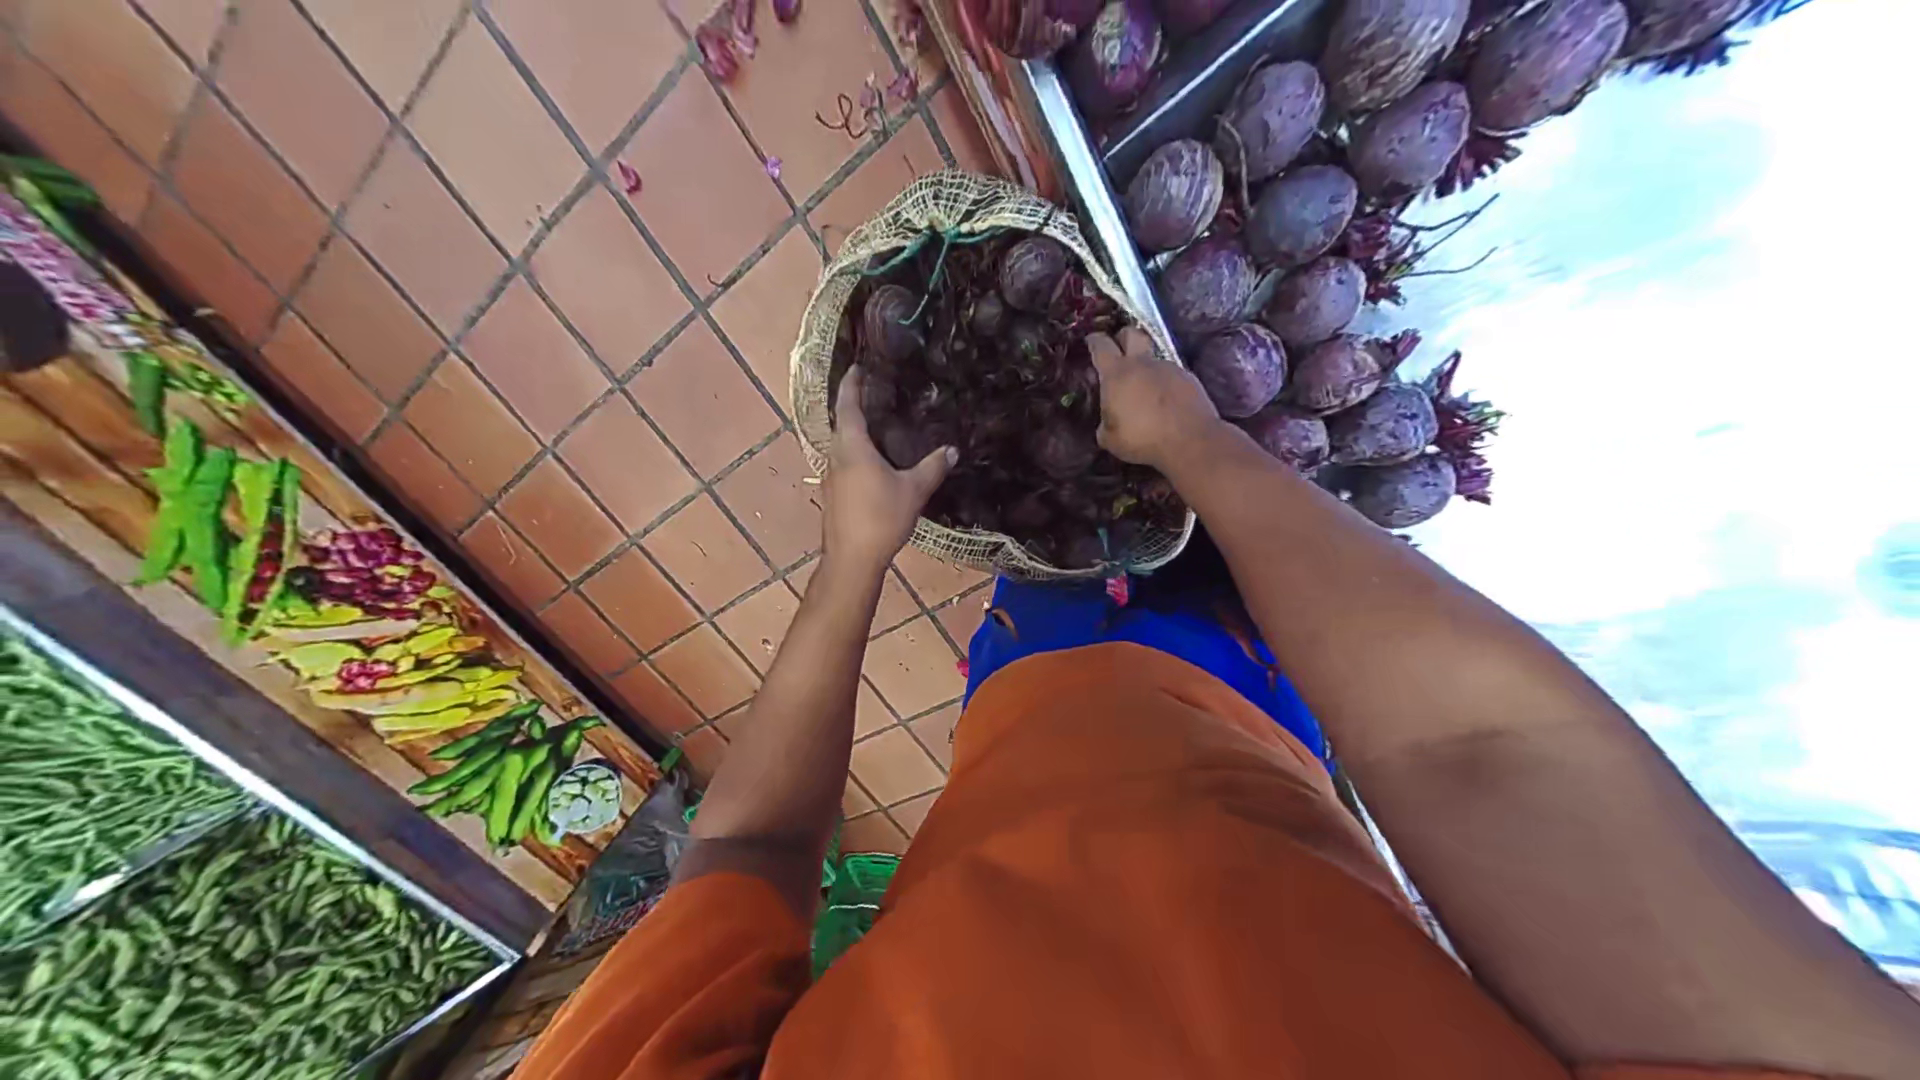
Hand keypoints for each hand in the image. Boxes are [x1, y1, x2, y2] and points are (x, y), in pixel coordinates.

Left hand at [824, 367, 954, 573]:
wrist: (851, 559)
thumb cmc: (881, 518)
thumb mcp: (914, 490)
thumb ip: (933, 467)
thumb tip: (953, 450)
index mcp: (852, 446)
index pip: (848, 404)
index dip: (852, 383)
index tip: (857, 367)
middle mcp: (836, 455)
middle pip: (842, 423)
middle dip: (855, 406)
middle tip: (876, 394)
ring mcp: (830, 476)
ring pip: (841, 445)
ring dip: (854, 432)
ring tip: (878, 426)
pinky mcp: (832, 494)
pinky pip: (843, 463)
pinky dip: (855, 453)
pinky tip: (872, 463)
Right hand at [1089, 327, 1221, 470]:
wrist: (1189, 440)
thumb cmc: (1142, 438)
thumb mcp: (1109, 438)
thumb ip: (1104, 421)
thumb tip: (1108, 418)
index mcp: (1117, 374)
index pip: (1101, 345)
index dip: (1094, 341)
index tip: (1091, 342)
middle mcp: (1143, 363)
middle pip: (1131, 333)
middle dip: (1122, 337)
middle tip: (1118, 350)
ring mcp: (1169, 368)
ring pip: (1152, 358)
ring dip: (1145, 367)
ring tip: (1143, 389)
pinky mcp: (1188, 378)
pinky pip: (1170, 374)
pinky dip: (1163, 383)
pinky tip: (1164, 402)